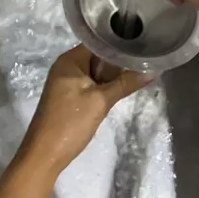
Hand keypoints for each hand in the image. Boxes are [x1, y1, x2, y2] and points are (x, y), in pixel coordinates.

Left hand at [16, 46, 149, 172]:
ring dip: (114, 74)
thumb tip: (153, 70)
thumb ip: (125, 83)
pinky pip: (92, 84)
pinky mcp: (70, 96)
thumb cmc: (70, 123)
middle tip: (147, 58)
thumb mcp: (101, 101)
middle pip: (99, 56)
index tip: (144, 42)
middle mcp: (67, 66)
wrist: (45, 155)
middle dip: (120, 60)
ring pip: (97, 72)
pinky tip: (123, 88)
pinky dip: (105, 86)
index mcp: (70, 60)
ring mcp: (67, 82)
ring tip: (141, 70)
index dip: (120, 43)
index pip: (99, 42)